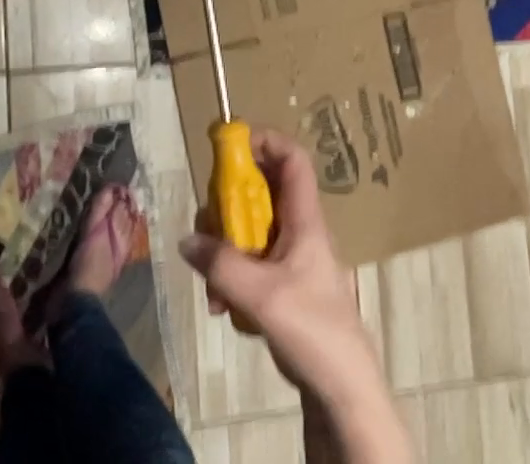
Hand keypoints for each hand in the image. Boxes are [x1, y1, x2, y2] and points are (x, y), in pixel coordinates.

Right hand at [176, 129, 385, 408]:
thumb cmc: (312, 330)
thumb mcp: (259, 294)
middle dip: (226, 204)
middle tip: (206, 226)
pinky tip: (222, 306)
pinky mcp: (282, 286)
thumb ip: (219, 263)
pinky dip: (229, 277)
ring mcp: (290, 260)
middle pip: (260, 192)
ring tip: (211, 286)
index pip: (293, 160)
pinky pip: (247, 264)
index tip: (228, 143)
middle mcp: (298, 232)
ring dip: (222, 250)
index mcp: (305, 221)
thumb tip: (187, 240)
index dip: (265, 141)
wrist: (342, 389)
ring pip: (248, 230)